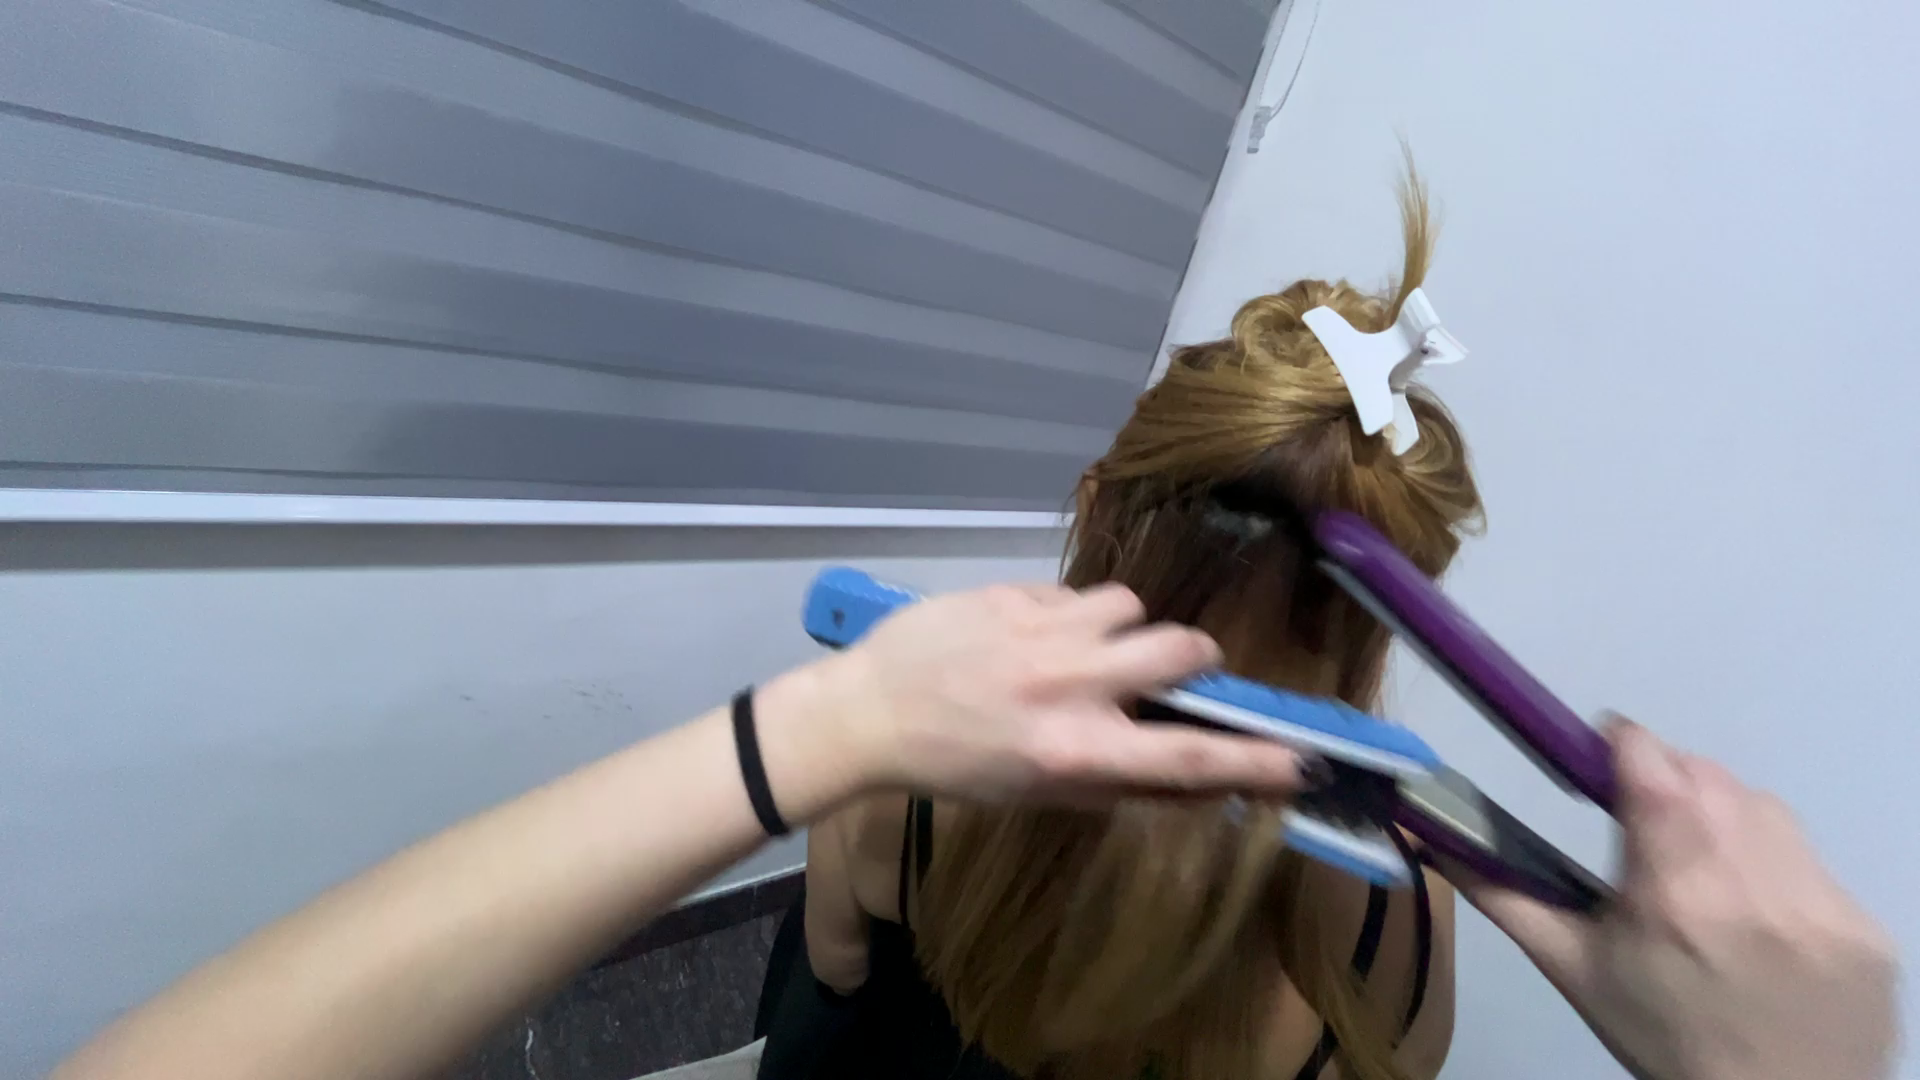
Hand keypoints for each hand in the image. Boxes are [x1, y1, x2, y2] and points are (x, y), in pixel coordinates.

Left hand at [773, 582, 1303, 805]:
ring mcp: (1041, 628)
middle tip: (1171, 667)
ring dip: (1124, 628)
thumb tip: (1188, 773)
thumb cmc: (955, 767)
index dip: (1255, 760)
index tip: (1299, 756)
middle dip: (1193, 658)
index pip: (1187, 757)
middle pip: (1182, 648)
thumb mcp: (1036, 794)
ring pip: (1130, 604)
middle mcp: (1069, 684)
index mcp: (1074, 751)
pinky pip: (1072, 592)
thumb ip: (1116, 782)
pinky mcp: (1012, 592)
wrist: (871, 711)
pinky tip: (1031, 630)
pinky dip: (1069, 613)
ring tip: (1086, 644)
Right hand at [1460, 718, 1898, 1079]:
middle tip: (1632, 799)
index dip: (1628, 741)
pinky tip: (1745, 891)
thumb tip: (1431, 837)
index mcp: (1672, 897)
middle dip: (1663, 770)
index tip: (1601, 738)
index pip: (1660, 778)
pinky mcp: (1868, 930)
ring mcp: (1823, 910)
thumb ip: (1497, 894)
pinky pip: (1805, 851)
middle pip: (1707, 779)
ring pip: (1760, 805)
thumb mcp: (1565, 963)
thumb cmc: (1654, 1029)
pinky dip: (1762, 847)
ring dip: (1715, 802)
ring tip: (1691, 843)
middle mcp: (1755, 891)